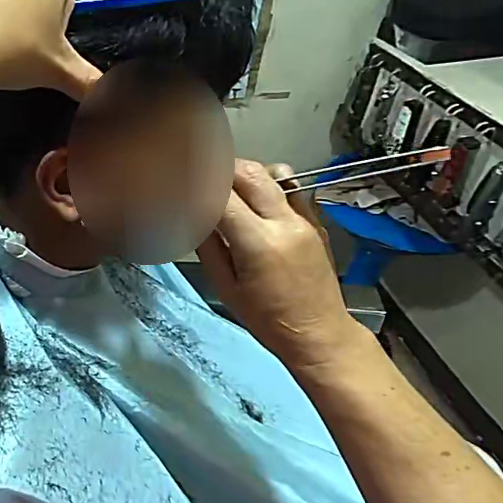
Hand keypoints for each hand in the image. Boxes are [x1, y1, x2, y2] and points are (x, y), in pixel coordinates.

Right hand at [196, 160, 367, 372]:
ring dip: (246, 174)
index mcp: (258, 243)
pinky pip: (290, 189)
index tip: (182, 183)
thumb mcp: (226, 287)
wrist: (319, 333)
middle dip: (220, 169)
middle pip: (248, 172)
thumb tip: (192, 214)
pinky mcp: (316, 222)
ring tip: (229, 189)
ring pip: (273, 172)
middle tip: (202, 179)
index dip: (197, 183)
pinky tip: (257, 204)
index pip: (221, 194)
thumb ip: (207, 245)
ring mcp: (304, 219)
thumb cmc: (268, 320)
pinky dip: (269, 186)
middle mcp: (284, 222)